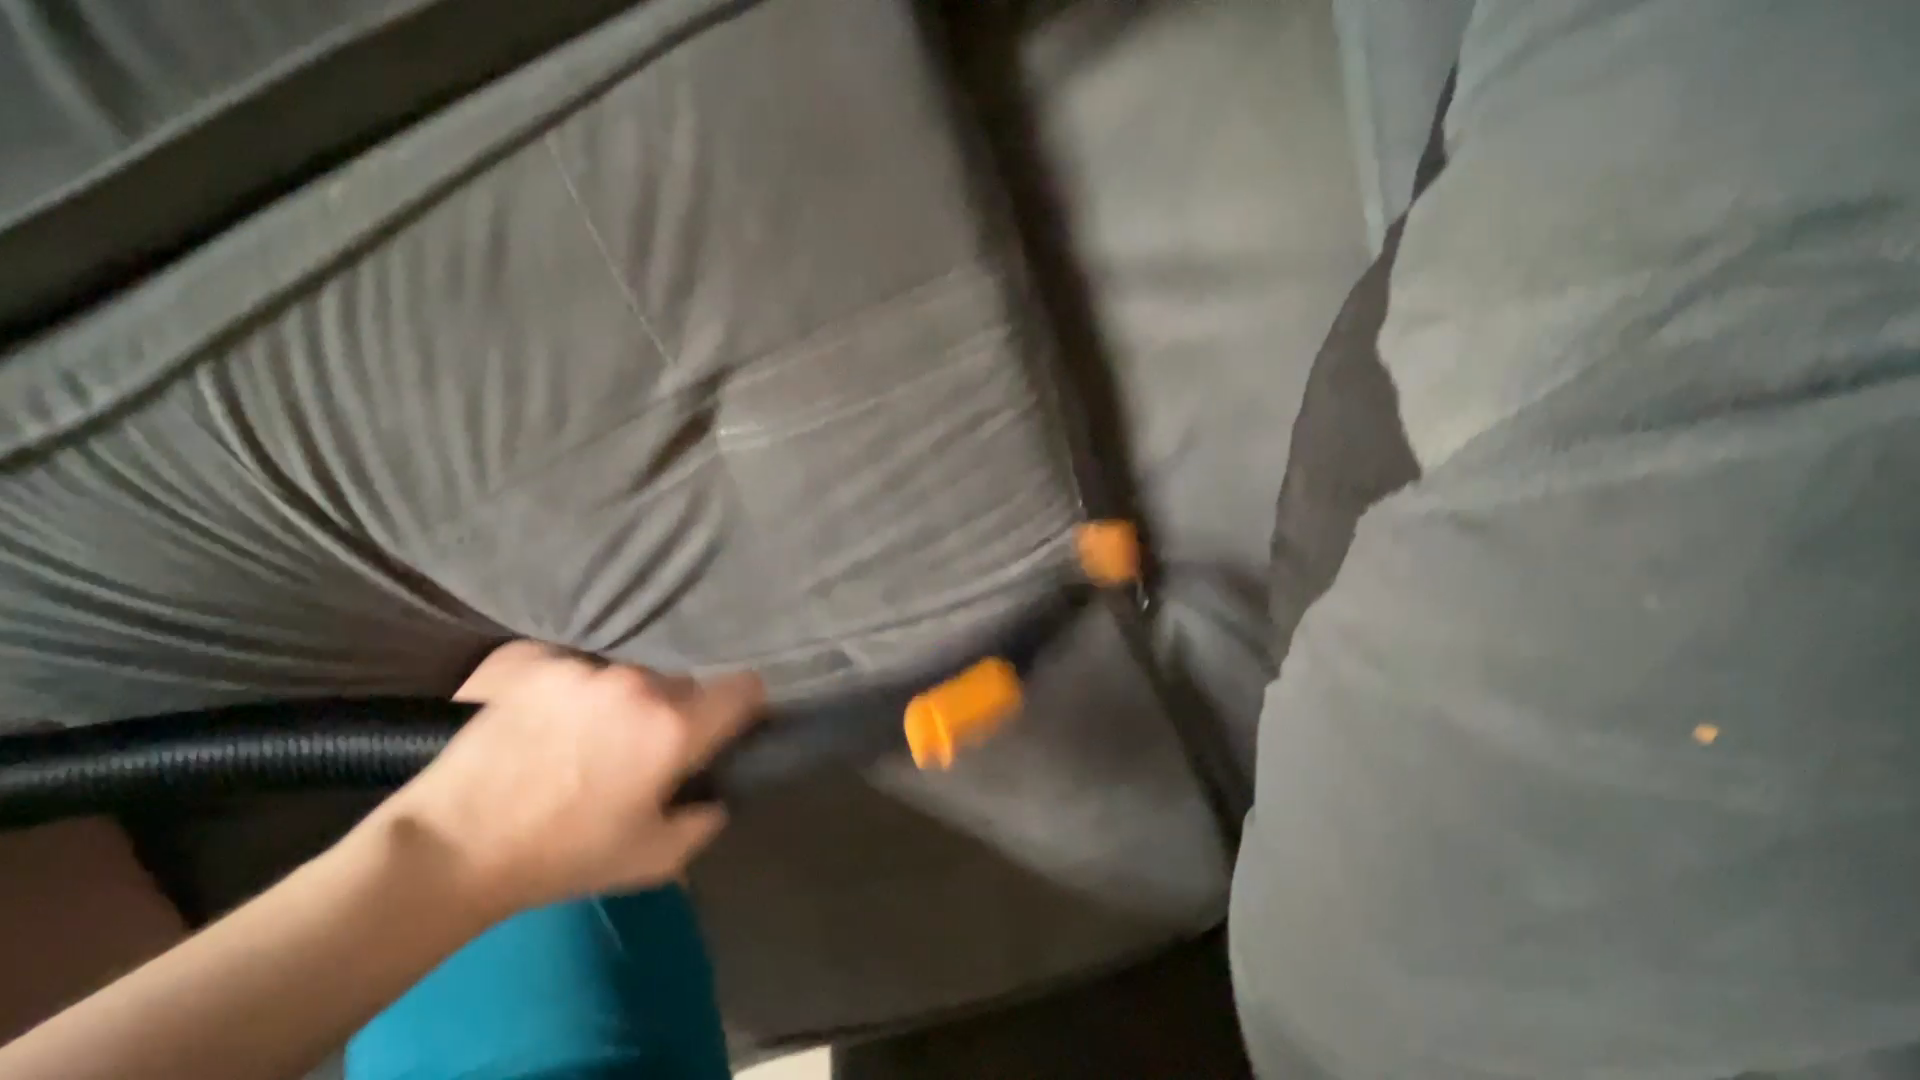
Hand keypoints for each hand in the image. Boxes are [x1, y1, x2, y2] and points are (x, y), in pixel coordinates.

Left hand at [381, 645, 763, 914]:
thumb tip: (713, 794)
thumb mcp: (653, 860)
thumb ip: (704, 820)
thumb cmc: (561, 857)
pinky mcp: (532, 662)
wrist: (449, 847)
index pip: (743, 687)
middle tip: (640, 752)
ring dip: (619, 702)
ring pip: (625, 677)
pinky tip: (543, 725)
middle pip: (679, 684)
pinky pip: (573, 670)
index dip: (744, 706)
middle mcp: (635, 684)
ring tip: (582, 741)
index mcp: (673, 727)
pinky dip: (570, 693)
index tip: (726, 727)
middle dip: (671, 713)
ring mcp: (580, 668)